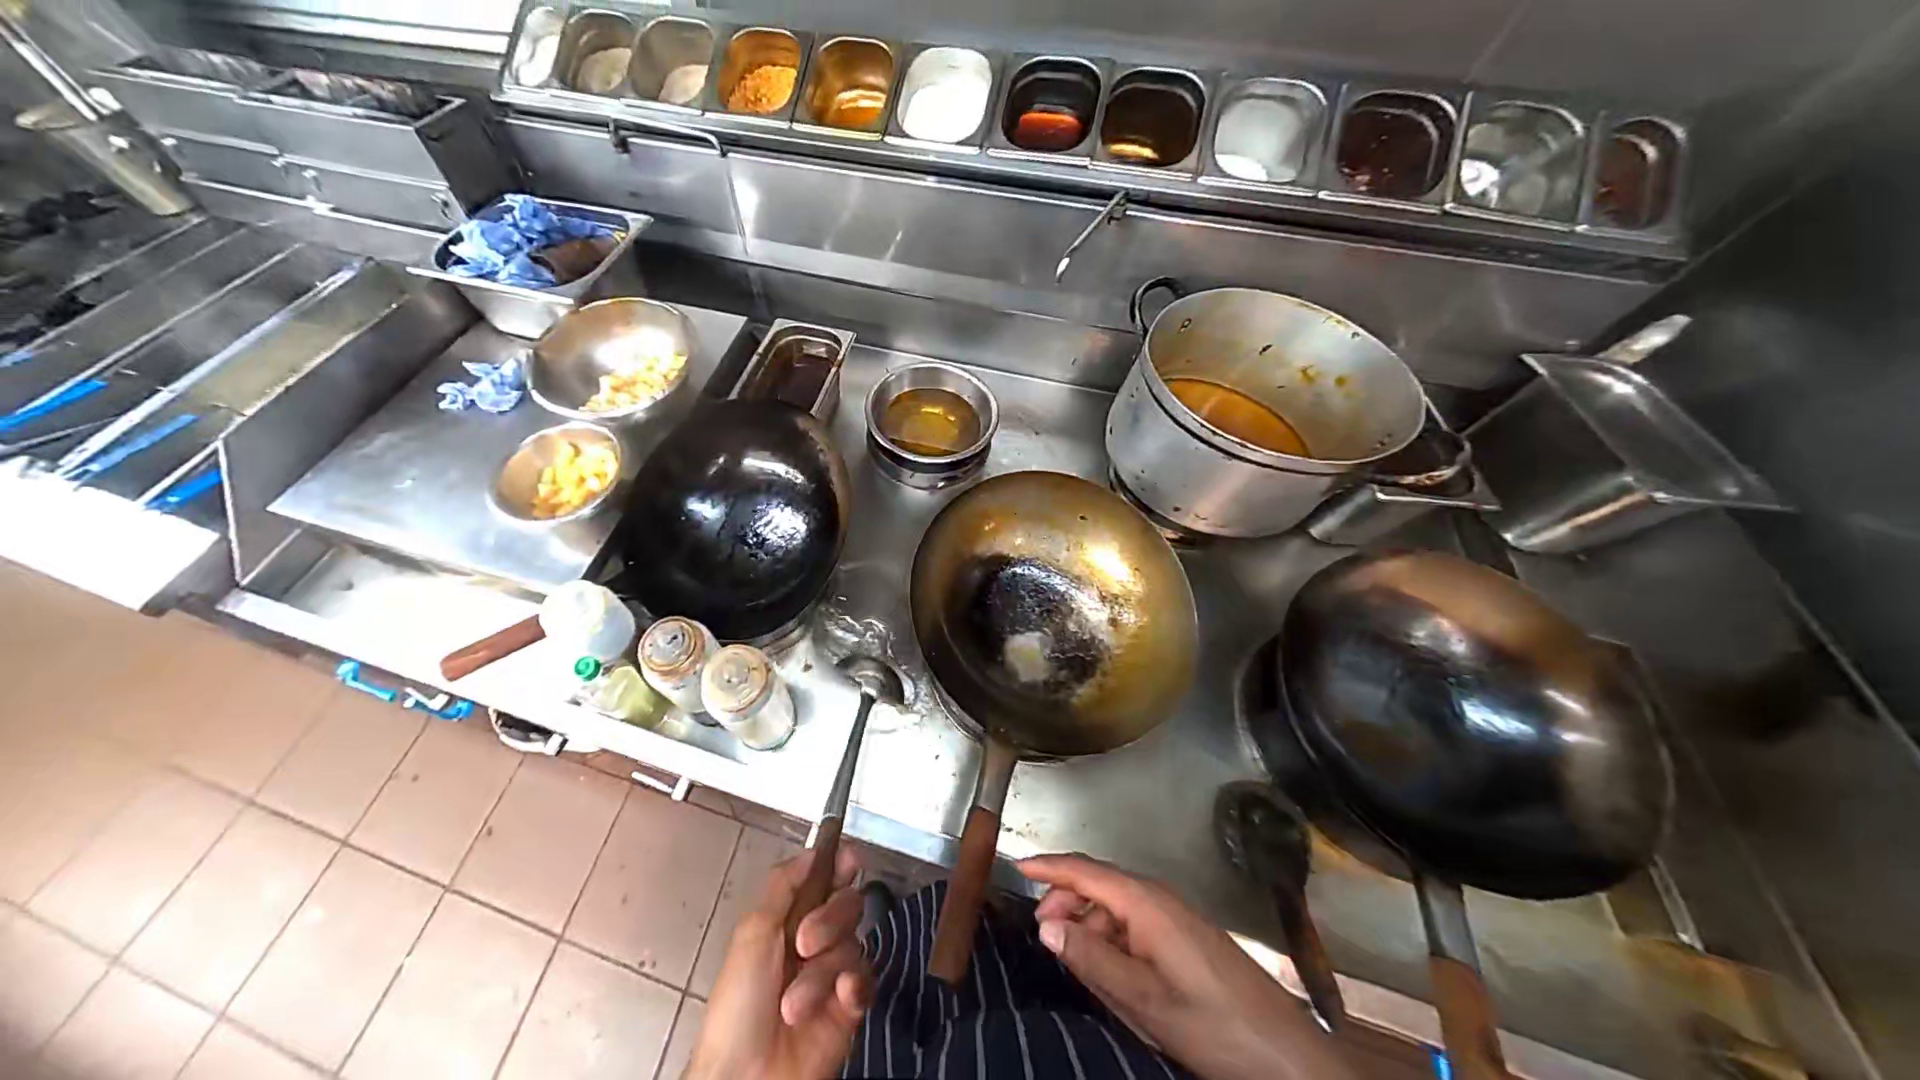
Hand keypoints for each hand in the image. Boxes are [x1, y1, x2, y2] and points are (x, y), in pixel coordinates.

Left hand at [684, 847, 871, 1079]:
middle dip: (829, 919)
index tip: (848, 861)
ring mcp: (834, 974)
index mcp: (789, 920)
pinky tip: (841, 998)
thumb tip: (813, 850)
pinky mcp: (850, 1008)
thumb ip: (784, 885)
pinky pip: (866, 980)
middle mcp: (815, 942)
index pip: (825, 879)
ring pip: (853, 945)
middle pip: (847, 904)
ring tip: (794, 1004)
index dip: (840, 864)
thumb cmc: (737, 1006)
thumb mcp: (752, 933)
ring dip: (822, 972)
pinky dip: (854, 986)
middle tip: (804, 945)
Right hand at [1021, 854, 1356, 1079]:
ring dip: (1091, 925)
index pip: (1087, 870)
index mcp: (1146, 903)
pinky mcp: (1186, 938)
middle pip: (1101, 884)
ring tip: (1077, 963)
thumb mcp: (1143, 1000)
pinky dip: (1113, 939)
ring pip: (1117, 907)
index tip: (1018, 867)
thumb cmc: (1212, 1025)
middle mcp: (1160, 898)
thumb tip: (1047, 927)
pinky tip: (1112, 972)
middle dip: (1067, 901)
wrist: (1288, 1057)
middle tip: (1045, 937)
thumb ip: (1091, 960)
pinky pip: (1136, 924)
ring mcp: (1176, 917)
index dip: (1050, 866)